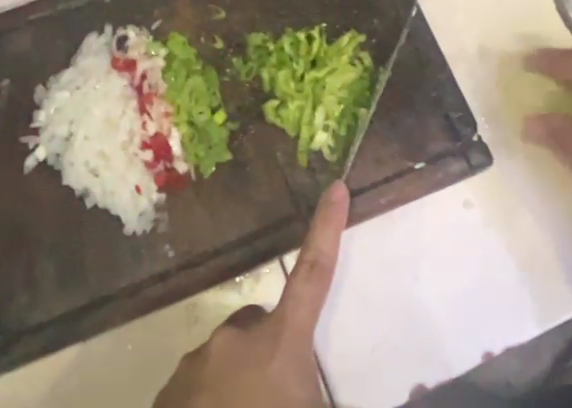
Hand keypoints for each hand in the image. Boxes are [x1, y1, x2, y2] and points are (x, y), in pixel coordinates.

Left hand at [153, 181, 349, 407]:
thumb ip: (335, 390)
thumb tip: (403, 387)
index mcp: (281, 344)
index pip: (314, 274)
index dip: (327, 228)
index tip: (336, 185)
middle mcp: (236, 339)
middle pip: (263, 328)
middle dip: (273, 352)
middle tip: (283, 400)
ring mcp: (197, 363)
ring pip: (228, 359)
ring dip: (241, 383)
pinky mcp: (167, 392)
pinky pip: (198, 386)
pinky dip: (211, 402)